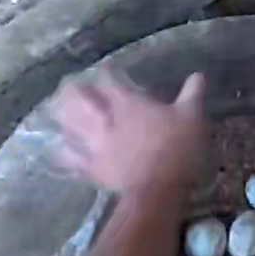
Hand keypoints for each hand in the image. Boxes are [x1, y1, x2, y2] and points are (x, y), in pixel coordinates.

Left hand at [53, 72, 207, 192]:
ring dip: (62, 115)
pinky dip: (64, 151)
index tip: (104, 68)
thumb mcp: (193, 116)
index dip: (106, 72)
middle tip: (69, 85)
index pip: (110, 81)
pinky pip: (71, 157)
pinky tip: (60, 148)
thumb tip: (198, 75)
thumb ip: (193, 94)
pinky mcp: (92, 167)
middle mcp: (106, 119)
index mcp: (130, 104)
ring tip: (56, 109)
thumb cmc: (177, 148)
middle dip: (74, 90)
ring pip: (70, 124)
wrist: (158, 188)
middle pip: (80, 99)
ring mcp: (95, 144)